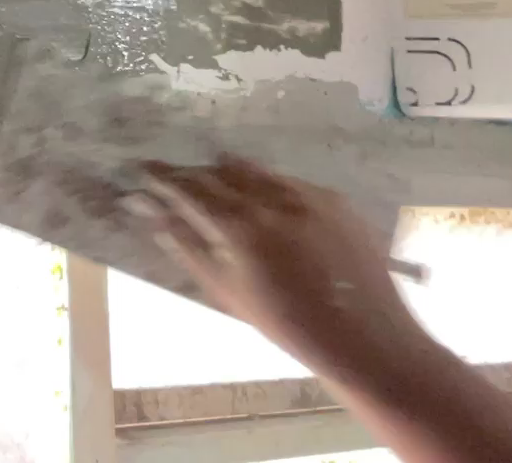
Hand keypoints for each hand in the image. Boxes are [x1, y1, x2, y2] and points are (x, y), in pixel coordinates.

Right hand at [125, 156, 427, 381]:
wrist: (370, 343)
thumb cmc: (287, 324)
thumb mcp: (224, 288)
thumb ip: (183, 242)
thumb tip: (146, 207)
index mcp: (237, 228)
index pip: (184, 188)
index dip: (159, 176)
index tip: (141, 168)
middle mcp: (268, 202)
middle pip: (212, 173)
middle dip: (188, 174)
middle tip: (173, 178)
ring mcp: (304, 197)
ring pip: (249, 169)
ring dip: (224, 172)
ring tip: (214, 183)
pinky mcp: (333, 199)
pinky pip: (285, 180)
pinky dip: (265, 185)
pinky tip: (264, 202)